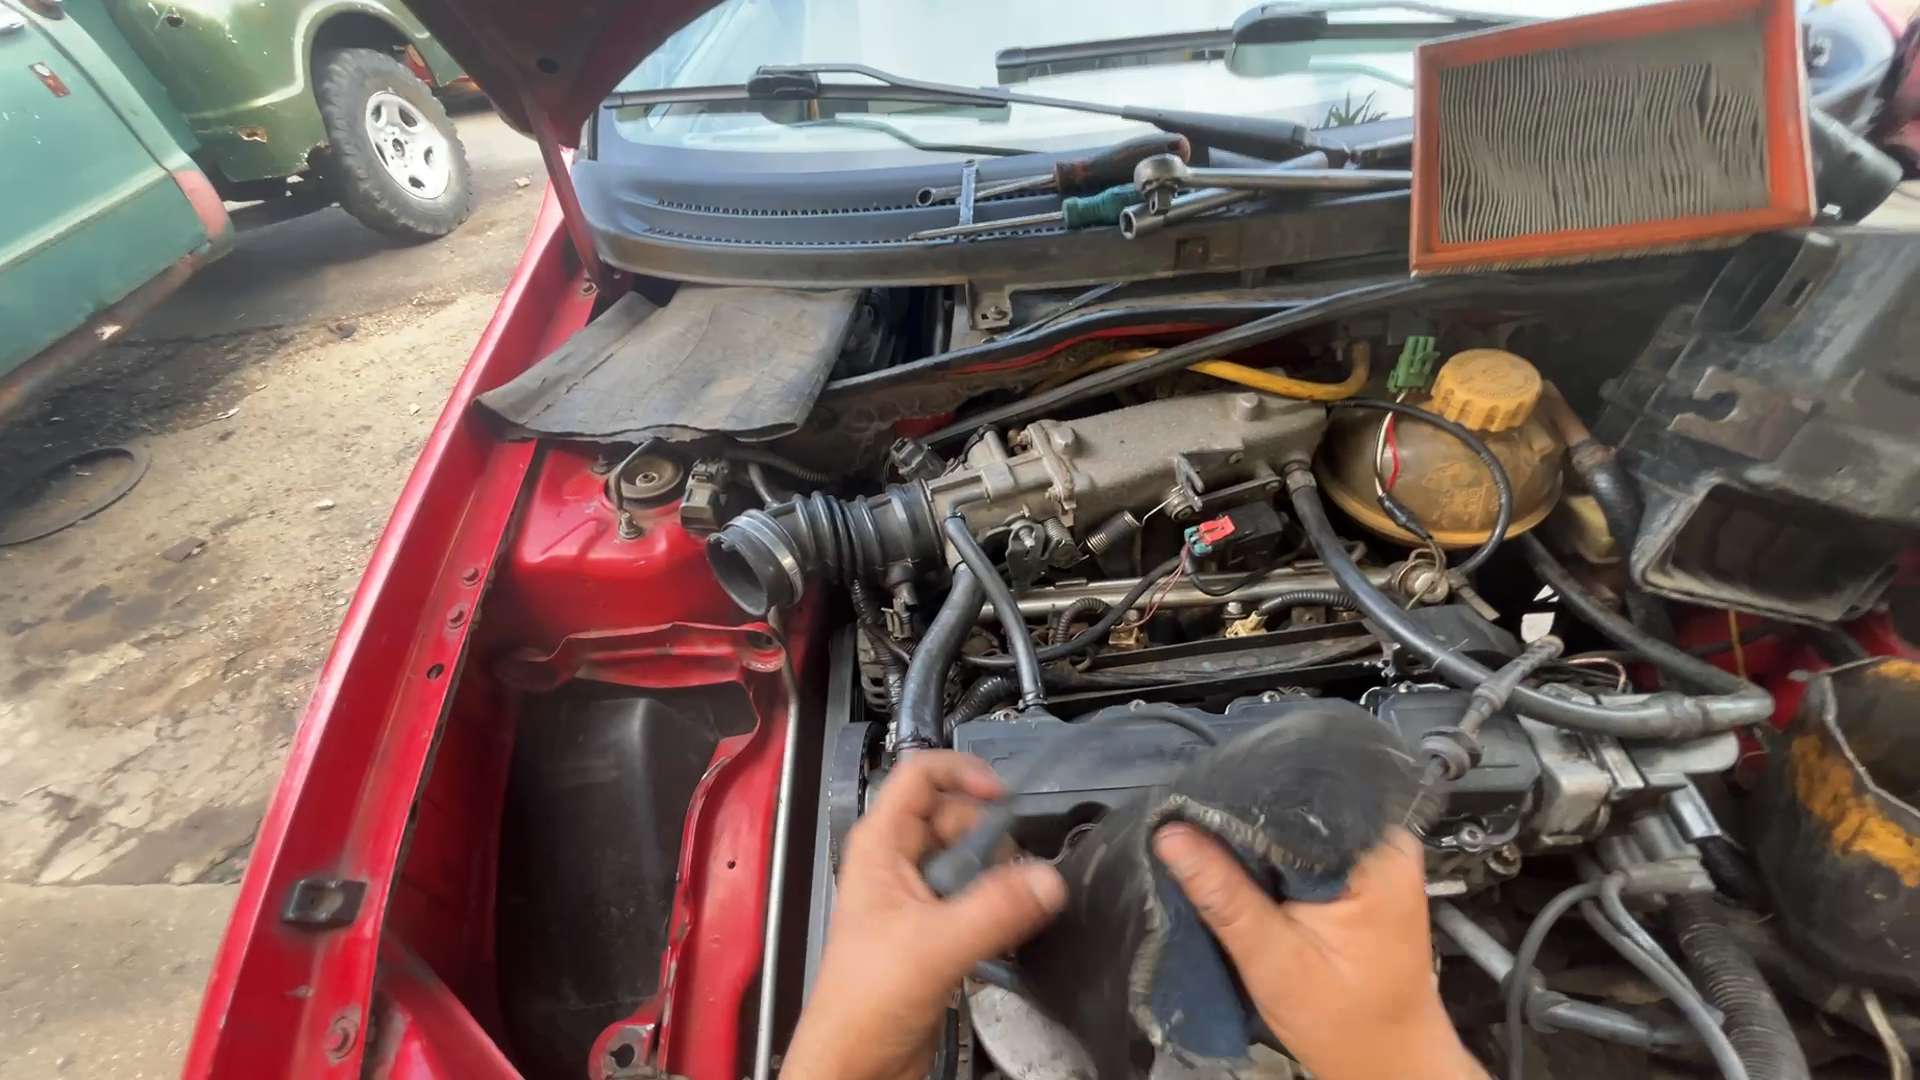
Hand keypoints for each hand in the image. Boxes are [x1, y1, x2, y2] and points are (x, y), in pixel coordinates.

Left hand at [784, 752, 1066, 1079]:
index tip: (1002, 797)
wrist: (855, 1068)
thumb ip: (995, 909)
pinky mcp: (936, 923)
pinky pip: (975, 892)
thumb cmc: (866, 1000)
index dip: (961, 773)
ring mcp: (917, 891)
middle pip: (955, 814)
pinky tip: (1007, 927)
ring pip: (969, 855)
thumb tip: (1049, 879)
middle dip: (989, 836)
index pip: (921, 774)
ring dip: (996, 874)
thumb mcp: (934, 945)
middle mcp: (898, 858)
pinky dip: (995, 902)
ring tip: (1009, 906)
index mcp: (881, 842)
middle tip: (1011, 871)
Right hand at [1153, 825, 1487, 1079]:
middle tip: (1186, 817)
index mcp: (1377, 853)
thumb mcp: (1274, 960)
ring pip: (1292, 817)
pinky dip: (1265, 846)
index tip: (1188, 804)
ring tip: (1202, 830)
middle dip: (1240, 810)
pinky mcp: (1354, 867)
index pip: (1294, 795)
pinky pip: (1299, 838)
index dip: (1237, 796)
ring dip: (1250, 828)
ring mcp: (1370, 852)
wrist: (1390, 1066)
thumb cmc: (1346, 1022)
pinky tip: (1234, 853)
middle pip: (1294, 801)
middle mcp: (1380, 840)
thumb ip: (1223, 893)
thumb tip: (1168, 833)